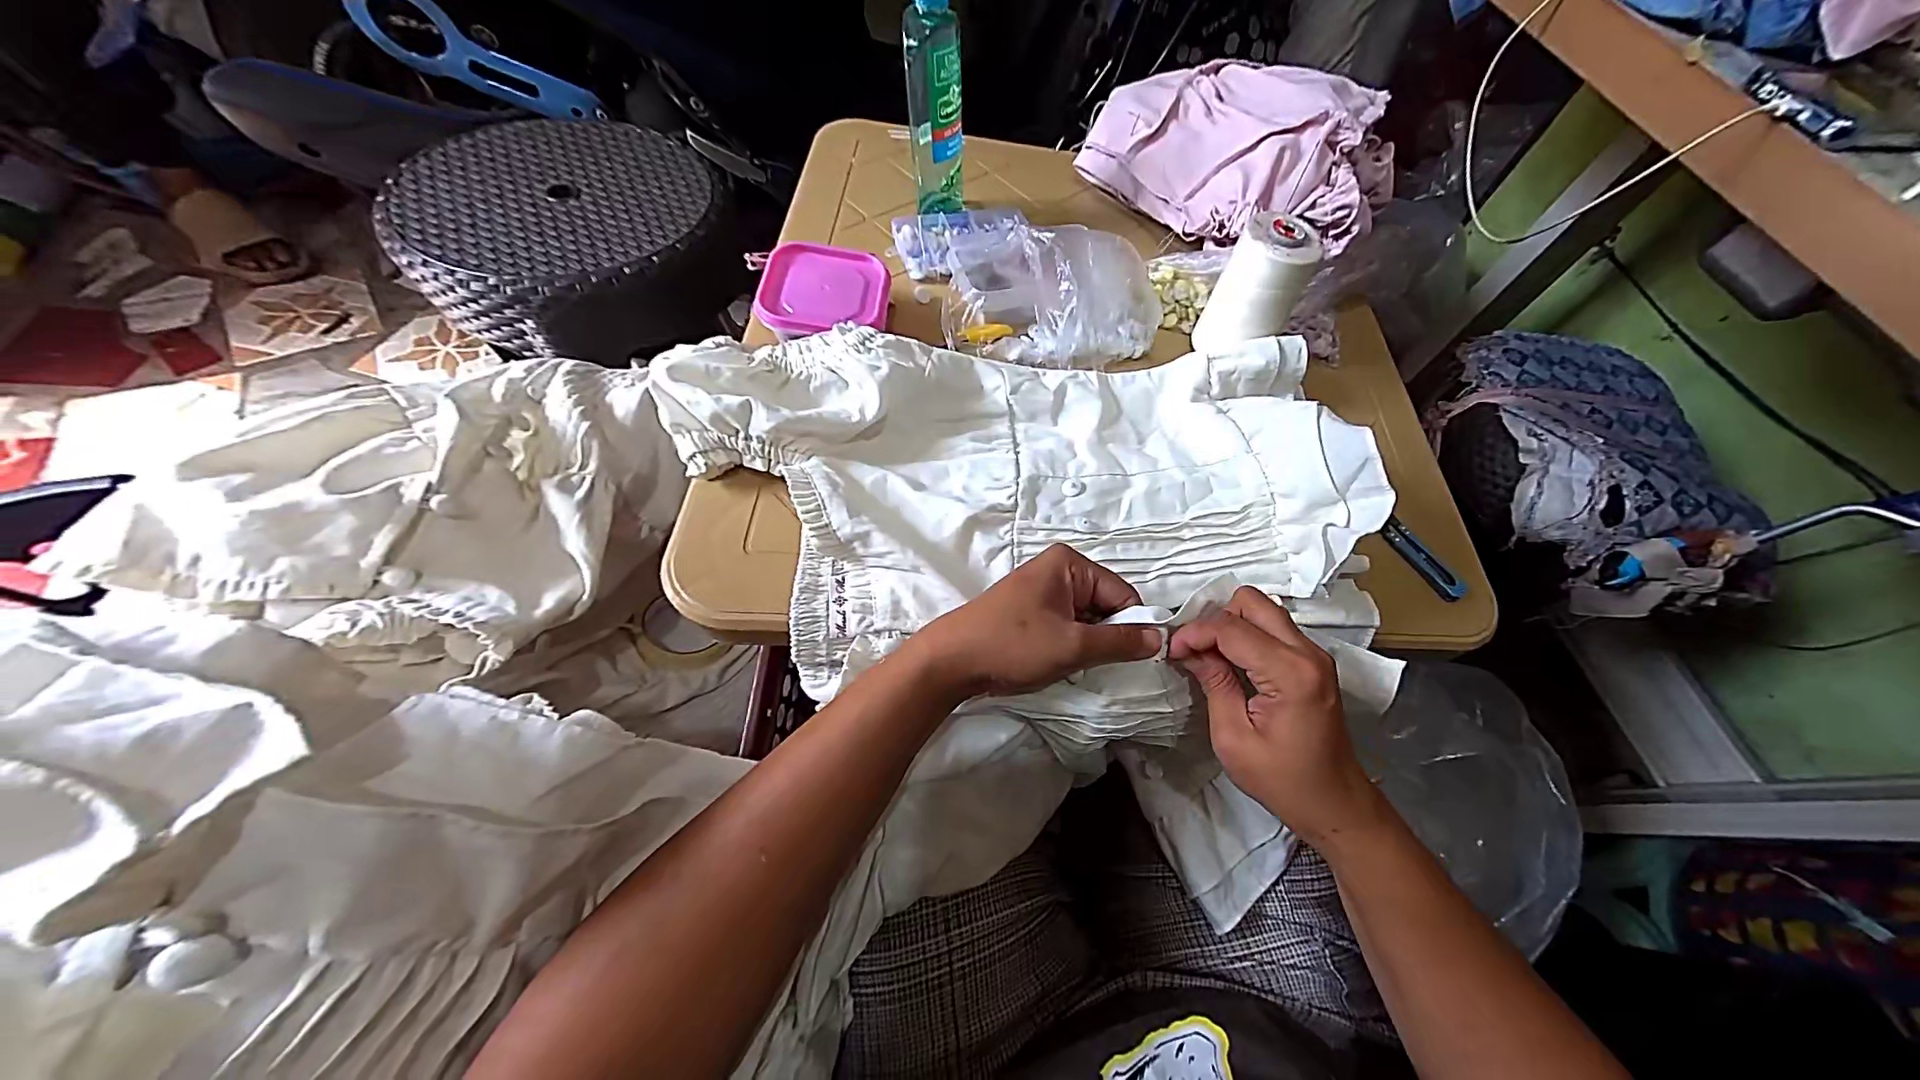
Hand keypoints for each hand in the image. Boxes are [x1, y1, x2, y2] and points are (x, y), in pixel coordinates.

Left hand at [906, 544, 1163, 699]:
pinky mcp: (1028, 611)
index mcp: (1069, 564)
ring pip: (1085, 618)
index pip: (1123, 593)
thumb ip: (1119, 642)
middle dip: (1105, 636)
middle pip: (1105, 604)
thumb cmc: (1012, 645)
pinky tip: (1052, 661)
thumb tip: (1159, 639)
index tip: (1131, 656)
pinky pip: (1064, 625)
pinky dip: (1067, 644)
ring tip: (1067, 662)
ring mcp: (1040, 590)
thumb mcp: (1073, 646)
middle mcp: (1056, 569)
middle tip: (1090, 661)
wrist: (950, 660)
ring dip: (1085, 643)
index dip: (1132, 626)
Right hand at [1168, 587, 1388, 847]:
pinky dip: (1246, 635)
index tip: (1173, 652)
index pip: (1231, 628)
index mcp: (1291, 673)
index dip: (1194, 633)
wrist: (1334, 801)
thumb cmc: (1283, 779)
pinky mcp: (1313, 662)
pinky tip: (1230, 662)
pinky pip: (1273, 628)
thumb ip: (1214, 684)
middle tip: (1194, 650)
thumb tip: (1191, 651)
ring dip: (1230, 625)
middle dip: (1215, 620)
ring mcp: (1315, 655)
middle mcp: (1308, 654)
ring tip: (1209, 656)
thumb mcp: (1233, 737)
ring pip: (1263, 610)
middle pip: (1251, 602)